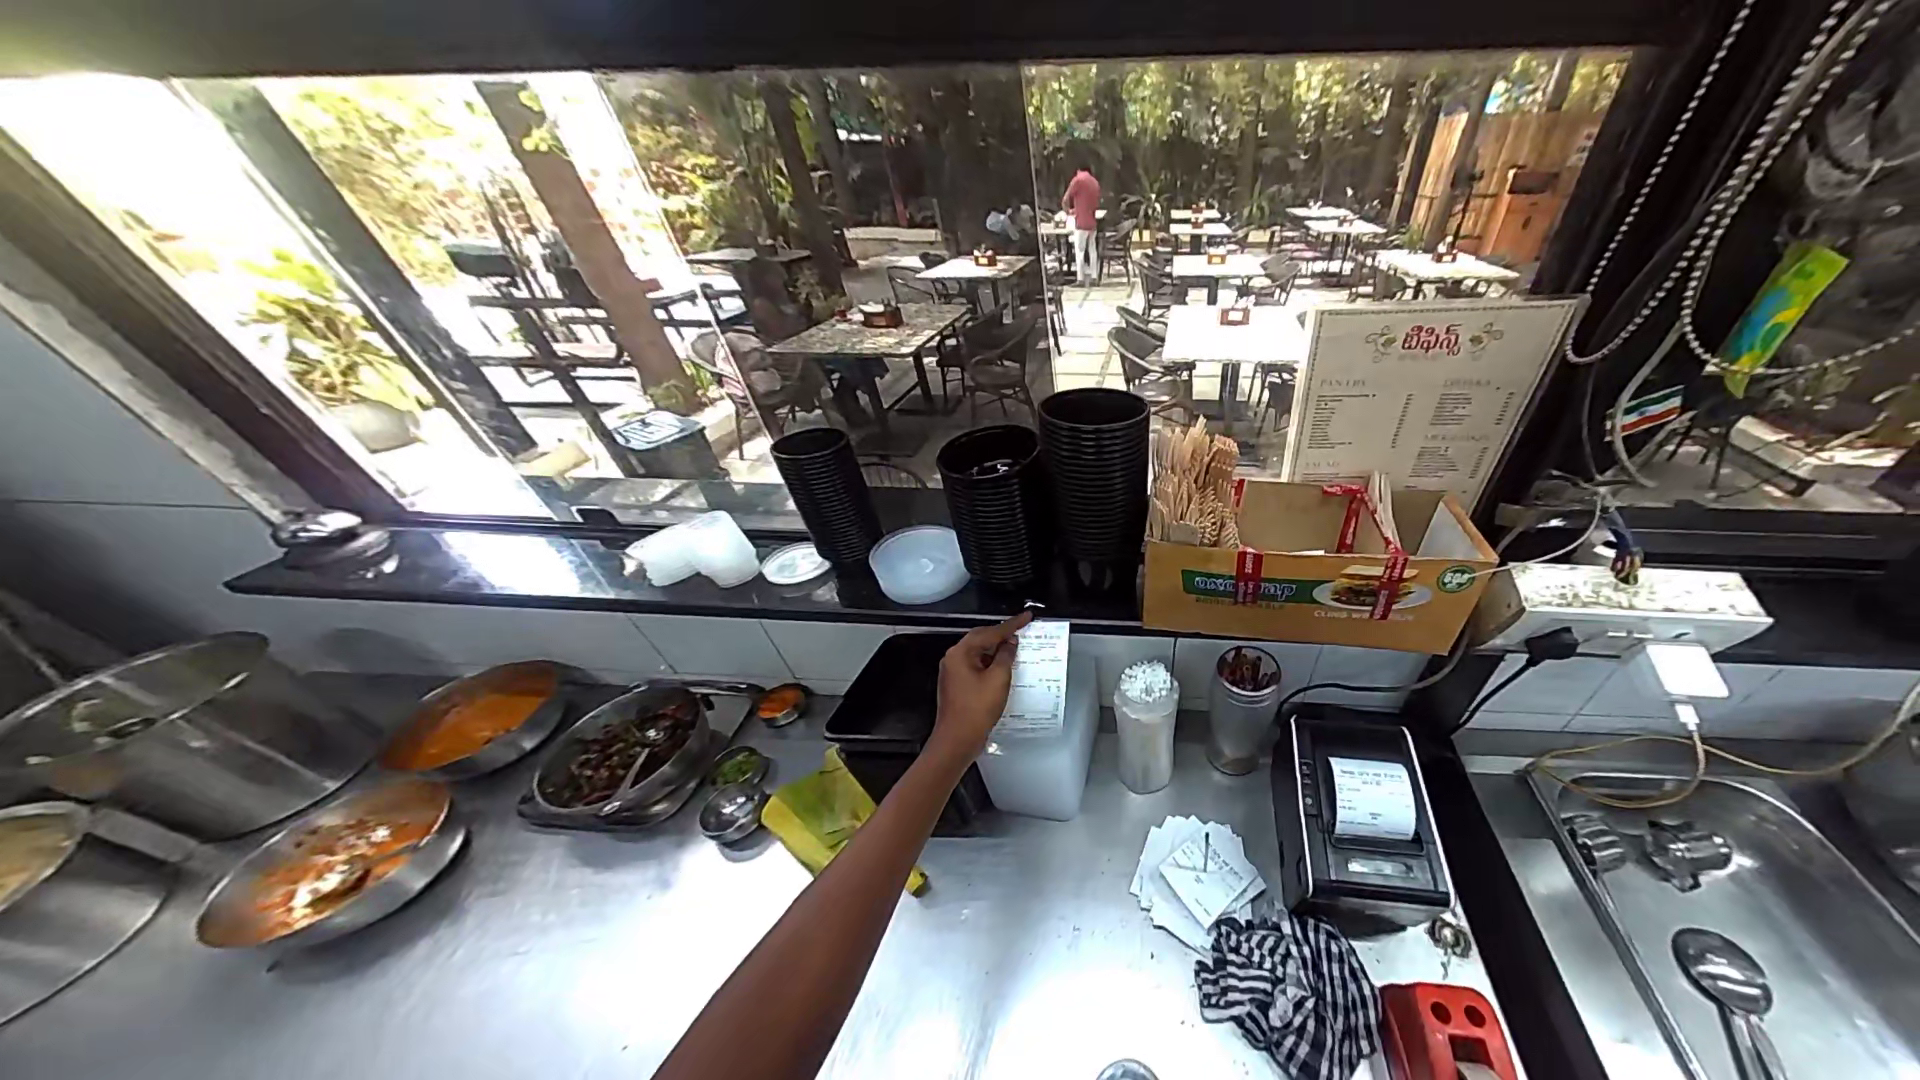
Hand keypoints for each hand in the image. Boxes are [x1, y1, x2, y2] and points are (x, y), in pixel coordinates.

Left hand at [928, 611, 1033, 766]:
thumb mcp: (998, 679)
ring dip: (997, 651)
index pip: (990, 632)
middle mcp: (953, 658)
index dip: (1011, 625)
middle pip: (981, 639)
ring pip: (978, 653)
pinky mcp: (957, 684)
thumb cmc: (975, 710)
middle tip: (1022, 631)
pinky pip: (976, 665)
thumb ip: (1006, 656)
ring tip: (1016, 648)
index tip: (1025, 617)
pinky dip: (990, 664)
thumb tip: (1010, 644)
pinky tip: (1003, 668)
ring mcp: (953, 671)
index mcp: (961, 653)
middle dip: (1002, 635)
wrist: (957, 739)